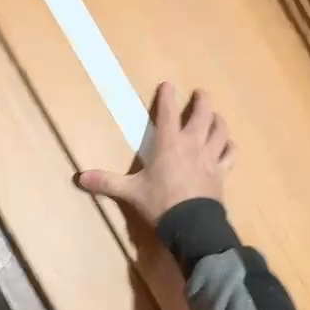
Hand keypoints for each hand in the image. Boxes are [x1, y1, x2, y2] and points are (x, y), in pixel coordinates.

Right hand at [76, 83, 233, 225]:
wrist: (192, 225)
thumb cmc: (160, 203)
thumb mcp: (131, 192)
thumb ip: (107, 182)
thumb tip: (80, 178)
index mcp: (169, 143)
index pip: (168, 112)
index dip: (167, 96)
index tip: (167, 85)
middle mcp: (192, 144)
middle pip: (202, 114)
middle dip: (201, 100)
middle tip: (200, 93)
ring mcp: (210, 157)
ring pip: (220, 130)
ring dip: (218, 120)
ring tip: (215, 116)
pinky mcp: (222, 172)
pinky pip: (230, 155)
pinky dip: (230, 147)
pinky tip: (228, 145)